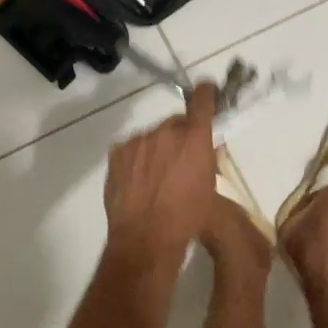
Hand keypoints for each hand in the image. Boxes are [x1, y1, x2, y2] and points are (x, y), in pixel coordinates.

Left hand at [103, 82, 218, 260]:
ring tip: (155, 179)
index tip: (206, 90)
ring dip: (156, 150)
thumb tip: (204, 146)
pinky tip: (138, 182)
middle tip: (179, 162)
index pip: (202, 100)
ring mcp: (138, 141)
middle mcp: (165, 132)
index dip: (205, 93)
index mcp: (194, 138)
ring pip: (152, 137)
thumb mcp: (209, 187)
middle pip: (175, 124)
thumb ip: (206, 158)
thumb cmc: (186, 217)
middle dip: (179, 137)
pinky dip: (137, 160)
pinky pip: (133, 149)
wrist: (145, 237)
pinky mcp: (117, 153)